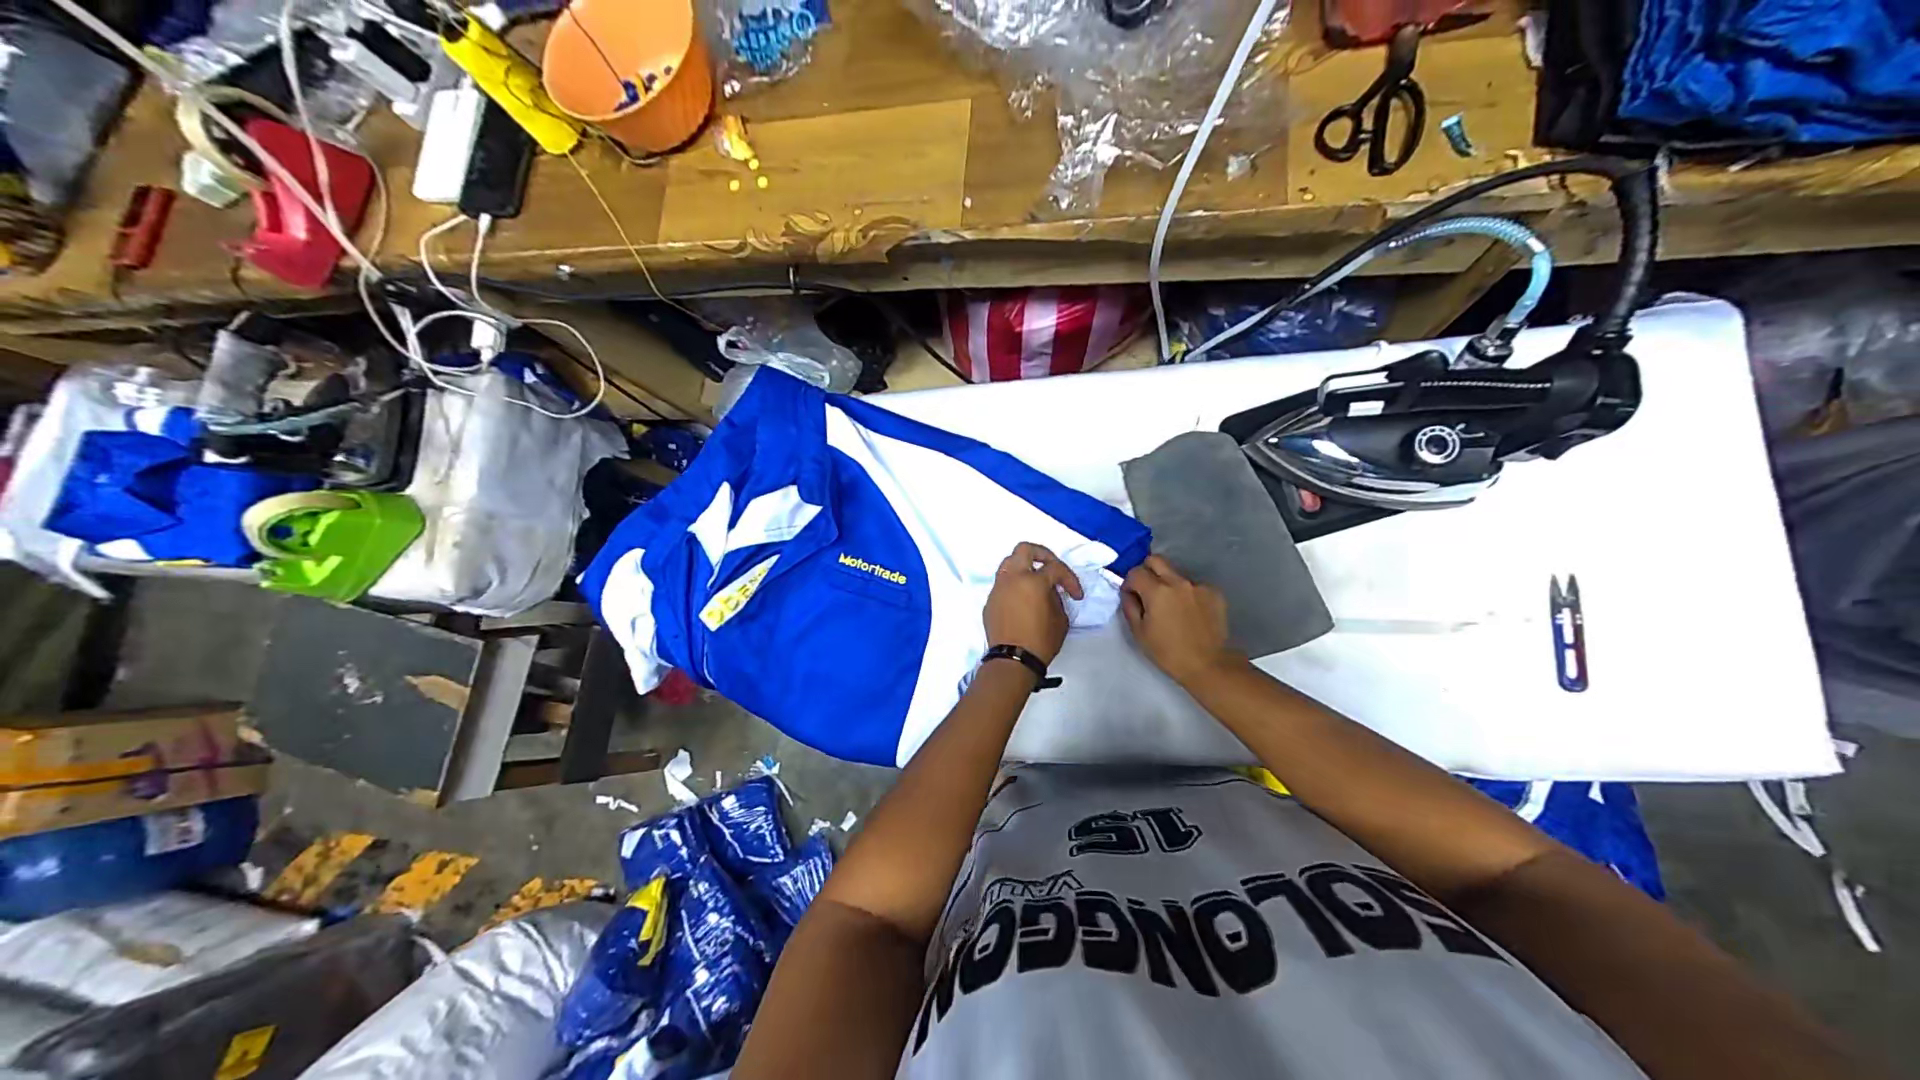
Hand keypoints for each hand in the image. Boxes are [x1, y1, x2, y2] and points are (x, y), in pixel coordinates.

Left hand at [984, 542, 1082, 664]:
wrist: (1012, 661)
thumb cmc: (1041, 641)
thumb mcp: (1061, 620)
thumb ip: (1057, 599)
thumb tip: (1050, 592)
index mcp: (1032, 581)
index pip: (1055, 568)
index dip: (1070, 579)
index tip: (1076, 595)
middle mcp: (1012, 579)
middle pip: (1025, 549)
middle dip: (1042, 554)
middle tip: (1052, 569)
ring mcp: (998, 589)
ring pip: (1008, 564)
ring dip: (1024, 568)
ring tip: (1035, 583)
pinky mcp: (989, 602)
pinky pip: (1002, 585)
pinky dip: (1014, 586)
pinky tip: (1022, 601)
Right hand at [1121, 555, 1243, 686]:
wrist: (1209, 664)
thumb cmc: (1168, 652)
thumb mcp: (1140, 632)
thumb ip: (1130, 606)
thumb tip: (1129, 592)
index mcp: (1157, 591)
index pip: (1135, 572)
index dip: (1129, 583)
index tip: (1131, 596)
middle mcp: (1178, 582)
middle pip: (1156, 560)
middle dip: (1147, 571)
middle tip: (1147, 591)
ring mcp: (1199, 585)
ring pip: (1176, 574)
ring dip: (1169, 585)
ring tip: (1173, 608)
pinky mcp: (1215, 593)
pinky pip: (1194, 586)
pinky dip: (1188, 595)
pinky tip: (1191, 613)